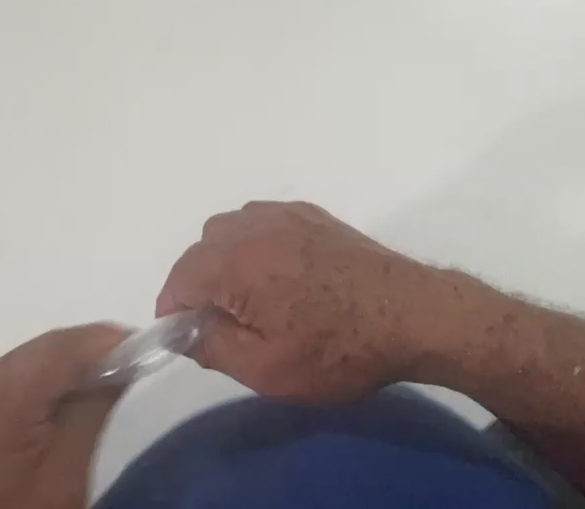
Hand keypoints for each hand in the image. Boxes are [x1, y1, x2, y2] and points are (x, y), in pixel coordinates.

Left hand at [0, 324, 129, 508]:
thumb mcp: (67, 478)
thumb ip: (95, 408)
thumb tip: (121, 366)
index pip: (61, 345)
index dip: (108, 341)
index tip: (147, 349)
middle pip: (41, 352)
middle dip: (88, 355)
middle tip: (132, 370)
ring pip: (25, 365)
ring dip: (66, 370)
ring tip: (104, 388)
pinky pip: (6, 386)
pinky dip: (40, 389)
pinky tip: (64, 409)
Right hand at [155, 201, 443, 403]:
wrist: (409, 314)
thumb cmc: (337, 349)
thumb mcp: (267, 370)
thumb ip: (214, 346)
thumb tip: (183, 331)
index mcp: (238, 262)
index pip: (181, 278)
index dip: (175, 310)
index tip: (189, 337)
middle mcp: (256, 226)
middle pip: (203, 247)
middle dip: (199, 282)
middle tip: (223, 323)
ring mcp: (286, 215)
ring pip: (232, 227)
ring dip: (227, 258)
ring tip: (253, 299)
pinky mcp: (312, 214)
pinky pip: (264, 219)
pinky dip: (256, 242)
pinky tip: (281, 274)